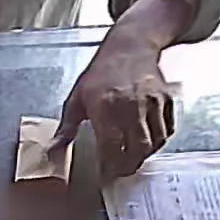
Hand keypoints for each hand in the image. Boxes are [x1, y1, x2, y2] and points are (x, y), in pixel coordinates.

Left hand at [53, 33, 173, 178]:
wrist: (129, 47)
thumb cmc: (100, 74)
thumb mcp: (76, 99)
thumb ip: (66, 128)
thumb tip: (52, 151)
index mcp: (105, 106)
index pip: (111, 145)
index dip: (110, 163)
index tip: (106, 172)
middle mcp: (131, 104)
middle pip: (138, 147)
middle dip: (130, 165)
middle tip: (121, 171)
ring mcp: (152, 101)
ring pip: (156, 140)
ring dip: (145, 154)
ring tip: (133, 158)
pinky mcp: (166, 99)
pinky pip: (167, 128)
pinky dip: (158, 140)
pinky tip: (146, 142)